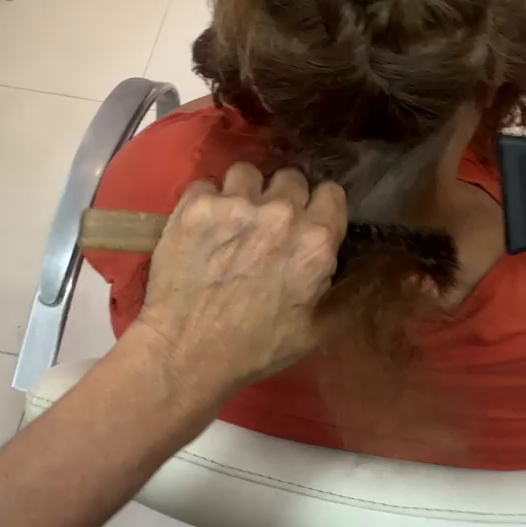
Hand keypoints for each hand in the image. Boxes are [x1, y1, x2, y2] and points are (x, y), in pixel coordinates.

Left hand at [129, 163, 346, 404]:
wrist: (186, 353)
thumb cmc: (256, 347)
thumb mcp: (318, 326)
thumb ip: (337, 280)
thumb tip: (339, 252)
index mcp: (315, 240)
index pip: (331, 193)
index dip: (319, 208)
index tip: (307, 222)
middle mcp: (279, 212)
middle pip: (290, 178)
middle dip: (282, 198)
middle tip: (267, 226)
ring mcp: (234, 204)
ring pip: (247, 173)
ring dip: (244, 193)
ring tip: (232, 220)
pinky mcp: (195, 205)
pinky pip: (207, 184)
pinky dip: (206, 202)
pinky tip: (202, 227)